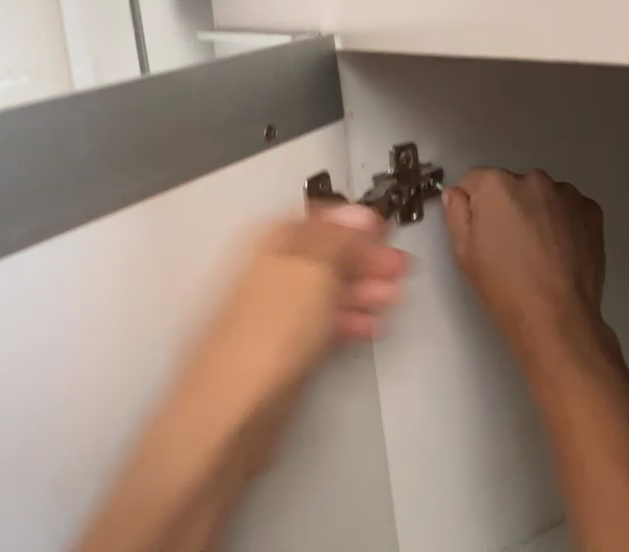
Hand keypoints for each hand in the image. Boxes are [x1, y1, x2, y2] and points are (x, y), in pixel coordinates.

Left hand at [193, 205, 409, 415]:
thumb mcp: (314, 270)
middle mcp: (269, 274)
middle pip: (325, 255)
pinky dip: (347, 320)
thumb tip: (358, 214)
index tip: (384, 229)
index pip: (319, 220)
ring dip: (363, 289)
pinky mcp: (280, 352)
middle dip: (366, 259)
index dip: (354, 222)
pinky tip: (368, 327)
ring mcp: (274, 314)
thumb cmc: (265, 338)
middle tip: (399, 267)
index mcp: (272, 244)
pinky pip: (321, 324)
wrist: (228, 415)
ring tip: (393, 297)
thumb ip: (340, 238)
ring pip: (326, 290)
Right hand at [442, 168, 606, 368]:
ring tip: (540, 252)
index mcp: (497, 185)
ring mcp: (567, 193)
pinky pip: (570, 209)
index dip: (474, 205)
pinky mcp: (592, 210)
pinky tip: (561, 252)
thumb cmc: (504, 286)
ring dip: (539, 212)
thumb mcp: (464, 253)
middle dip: (509, 206)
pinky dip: (565, 222)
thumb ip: (457, 213)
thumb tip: (458, 193)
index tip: (482, 231)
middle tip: (511, 245)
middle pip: (513, 185)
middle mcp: (533, 178)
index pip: (475, 180)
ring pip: (543, 196)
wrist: (557, 316)